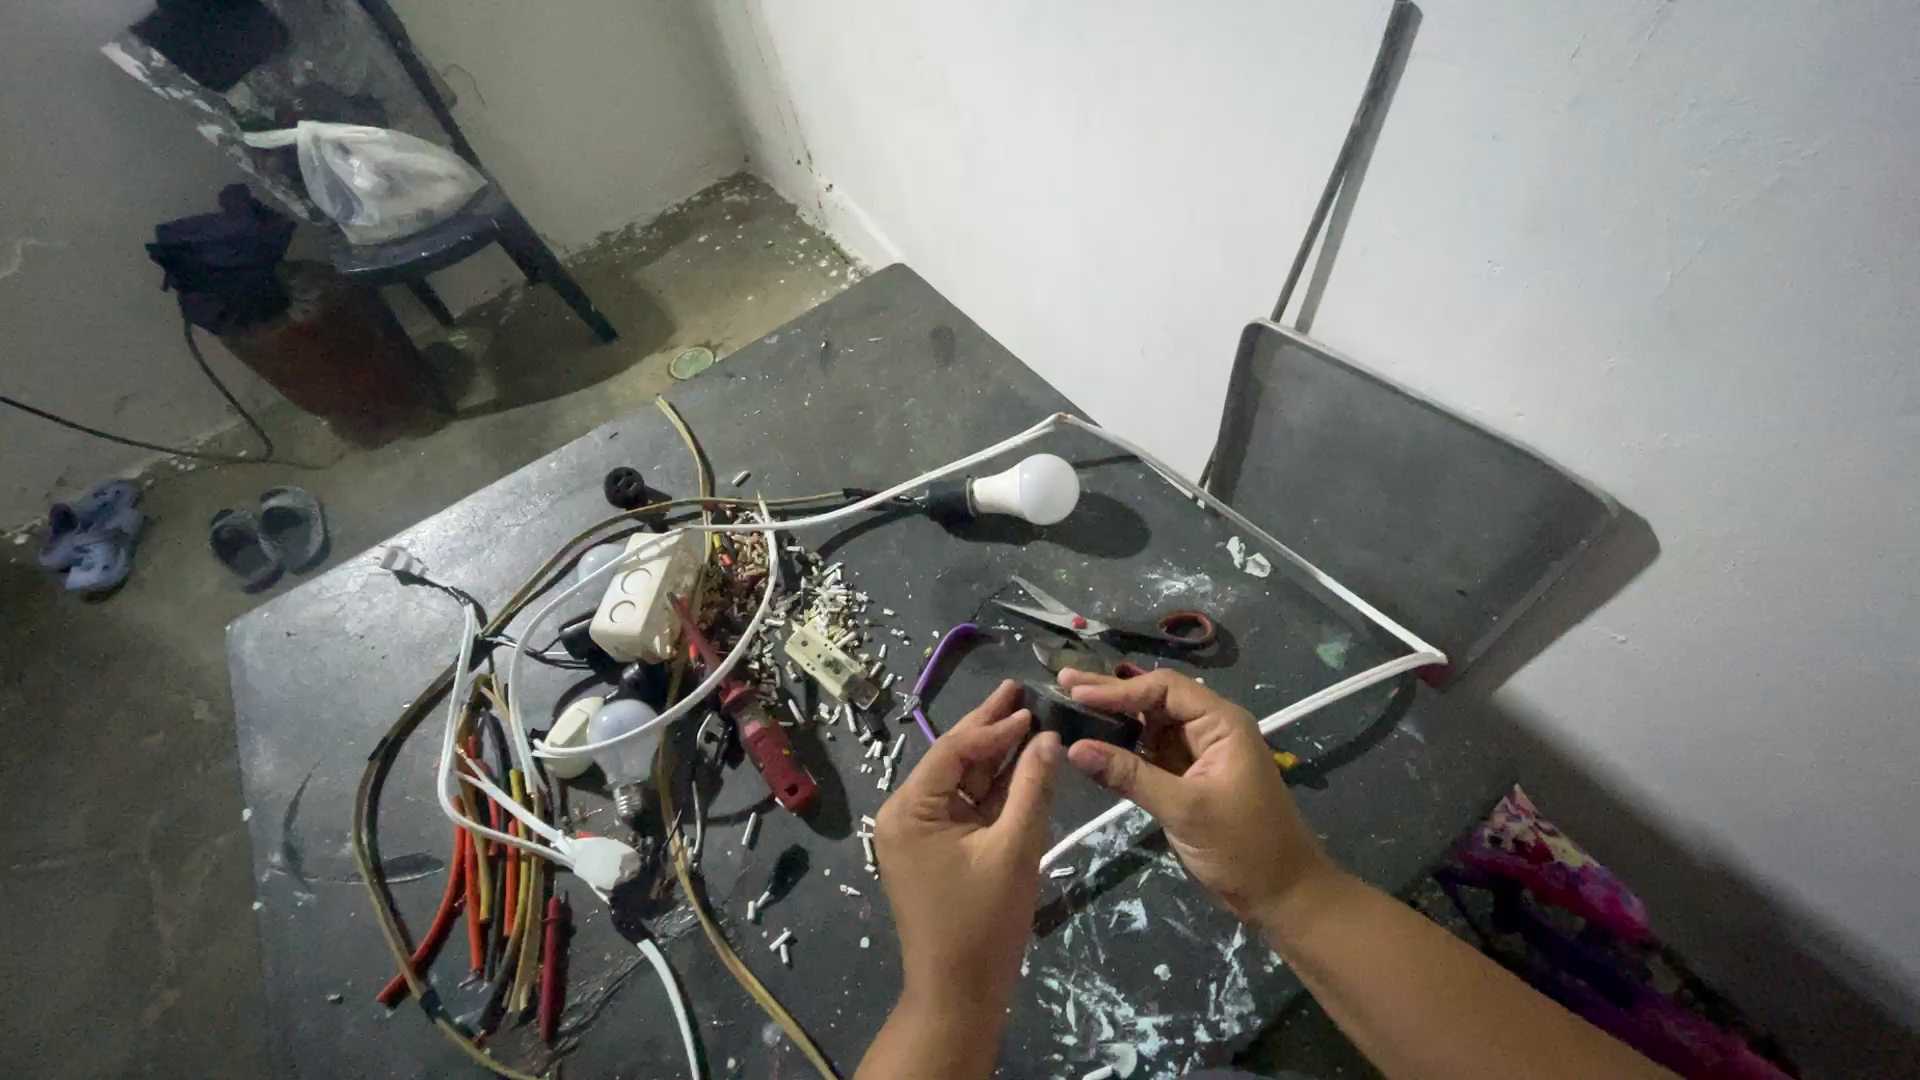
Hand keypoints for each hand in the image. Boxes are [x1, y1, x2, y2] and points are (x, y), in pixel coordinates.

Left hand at [874, 680, 1061, 1009]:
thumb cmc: (983, 922)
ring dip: (995, 753)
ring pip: (962, 780)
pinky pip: (967, 806)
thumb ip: (1031, 789)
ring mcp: (922, 830)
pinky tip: (1020, 760)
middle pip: (954, 757)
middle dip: (987, 725)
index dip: (993, 727)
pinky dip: (994, 786)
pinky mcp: (938, 847)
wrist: (960, 995)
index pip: (953, 751)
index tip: (1030, 707)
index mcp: (910, 809)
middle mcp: (907, 812)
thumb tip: (1048, 738)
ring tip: (1022, 714)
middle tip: (1016, 688)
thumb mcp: (1013, 849)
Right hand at [1057, 668, 1334, 923]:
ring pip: (1148, 723)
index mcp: (1220, 723)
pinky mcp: (1187, 777)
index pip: (1164, 688)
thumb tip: (1074, 748)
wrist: (1283, 898)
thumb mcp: (1184, 809)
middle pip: (1154, 699)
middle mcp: (1209, 729)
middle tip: (1063, 681)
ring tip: (1070, 702)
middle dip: (1110, 692)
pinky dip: (1121, 745)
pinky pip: (1148, 751)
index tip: (1077, 693)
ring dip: (1112, 715)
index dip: (1119, 689)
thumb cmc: (1244, 848)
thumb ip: (1129, 775)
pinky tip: (1092, 740)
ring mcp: (1197, 753)